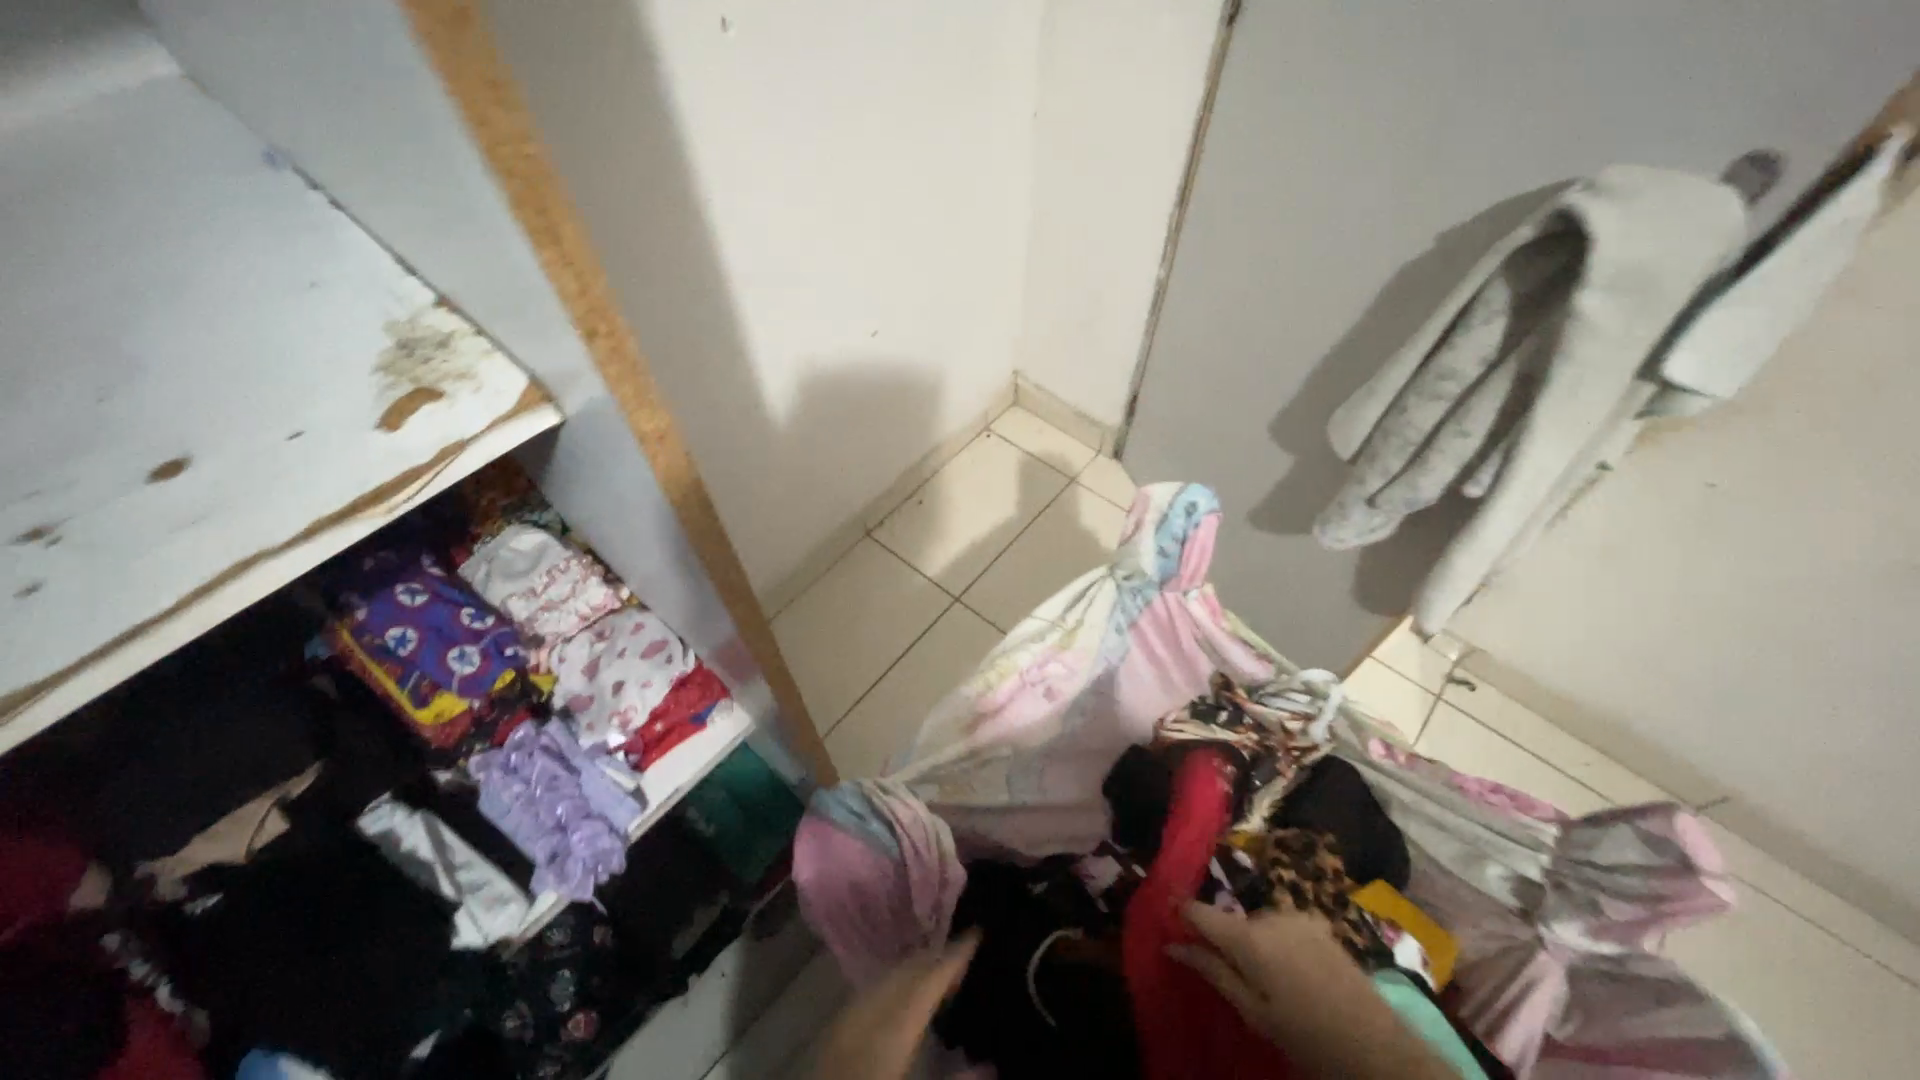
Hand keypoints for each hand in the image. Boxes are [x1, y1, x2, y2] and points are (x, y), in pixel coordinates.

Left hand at [810, 933, 979, 1079]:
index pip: (923, 984)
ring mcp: (839, 1033)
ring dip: (909, 972)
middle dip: (930, 958)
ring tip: (937, 971)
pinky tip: (897, 1003)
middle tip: (962, 949)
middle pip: (898, 977)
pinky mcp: (826, 1047)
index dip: (950, 958)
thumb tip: (988, 1068)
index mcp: (887, 1037)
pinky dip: (888, 991)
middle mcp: (860, 1024)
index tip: (975, 933)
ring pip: (878, 986)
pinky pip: (863, 1002)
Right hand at [1171, 903, 1456, 1079]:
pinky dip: (1277, 941)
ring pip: (1258, 922)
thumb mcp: (1252, 1011)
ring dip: (1254, 942)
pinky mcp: (1321, 924)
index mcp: (1247, 937)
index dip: (1179, 909)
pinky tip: (1292, 974)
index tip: (1164, 911)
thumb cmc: (1305, 1035)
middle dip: (1224, 939)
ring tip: (1267, 982)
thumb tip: (1172, 945)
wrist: (1377, 1047)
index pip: (1199, 910)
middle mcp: (1270, 915)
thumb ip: (1212, 970)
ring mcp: (1299, 916)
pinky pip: (1283, 926)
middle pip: (1231, 920)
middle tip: (1230, 975)